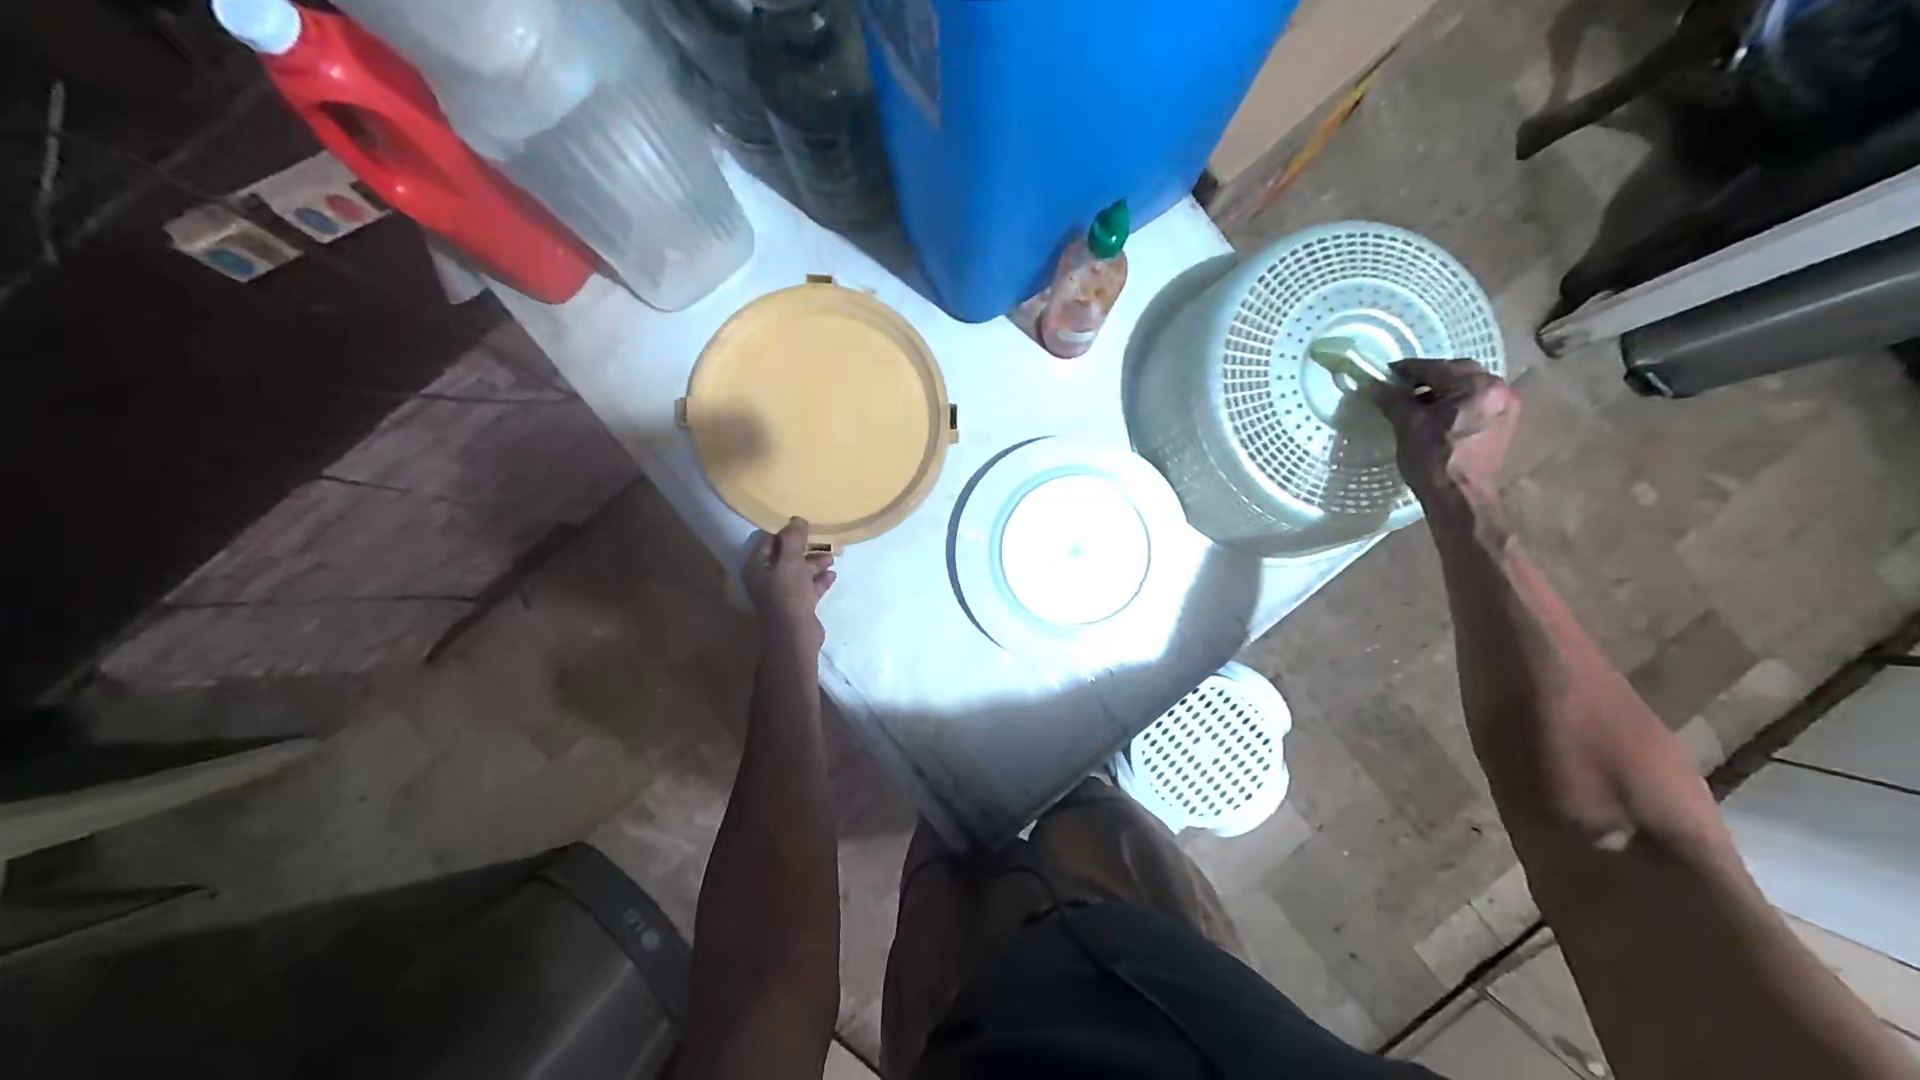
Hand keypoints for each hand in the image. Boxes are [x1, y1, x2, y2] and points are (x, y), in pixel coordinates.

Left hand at [743, 517, 835, 654]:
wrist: (795, 635)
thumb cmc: (788, 594)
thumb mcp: (790, 562)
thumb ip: (793, 538)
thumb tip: (797, 519)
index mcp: (757, 568)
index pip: (767, 542)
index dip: (784, 533)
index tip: (802, 526)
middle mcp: (766, 580)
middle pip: (785, 557)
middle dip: (804, 549)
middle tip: (820, 541)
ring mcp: (782, 594)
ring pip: (799, 572)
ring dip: (814, 564)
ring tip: (831, 559)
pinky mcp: (797, 606)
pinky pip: (809, 587)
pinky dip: (820, 580)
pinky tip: (832, 575)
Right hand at [1368, 359, 1520, 514]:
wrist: (1461, 497)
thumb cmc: (1433, 459)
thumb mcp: (1407, 425)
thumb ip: (1392, 400)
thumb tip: (1374, 385)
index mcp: (1475, 385)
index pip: (1435, 367)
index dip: (1407, 369)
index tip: (1386, 374)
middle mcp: (1498, 389)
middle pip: (1458, 372)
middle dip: (1429, 377)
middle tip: (1403, 388)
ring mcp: (1506, 406)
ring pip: (1470, 387)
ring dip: (1444, 390)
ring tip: (1419, 404)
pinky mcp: (1505, 423)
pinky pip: (1479, 401)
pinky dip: (1458, 402)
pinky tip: (1439, 416)